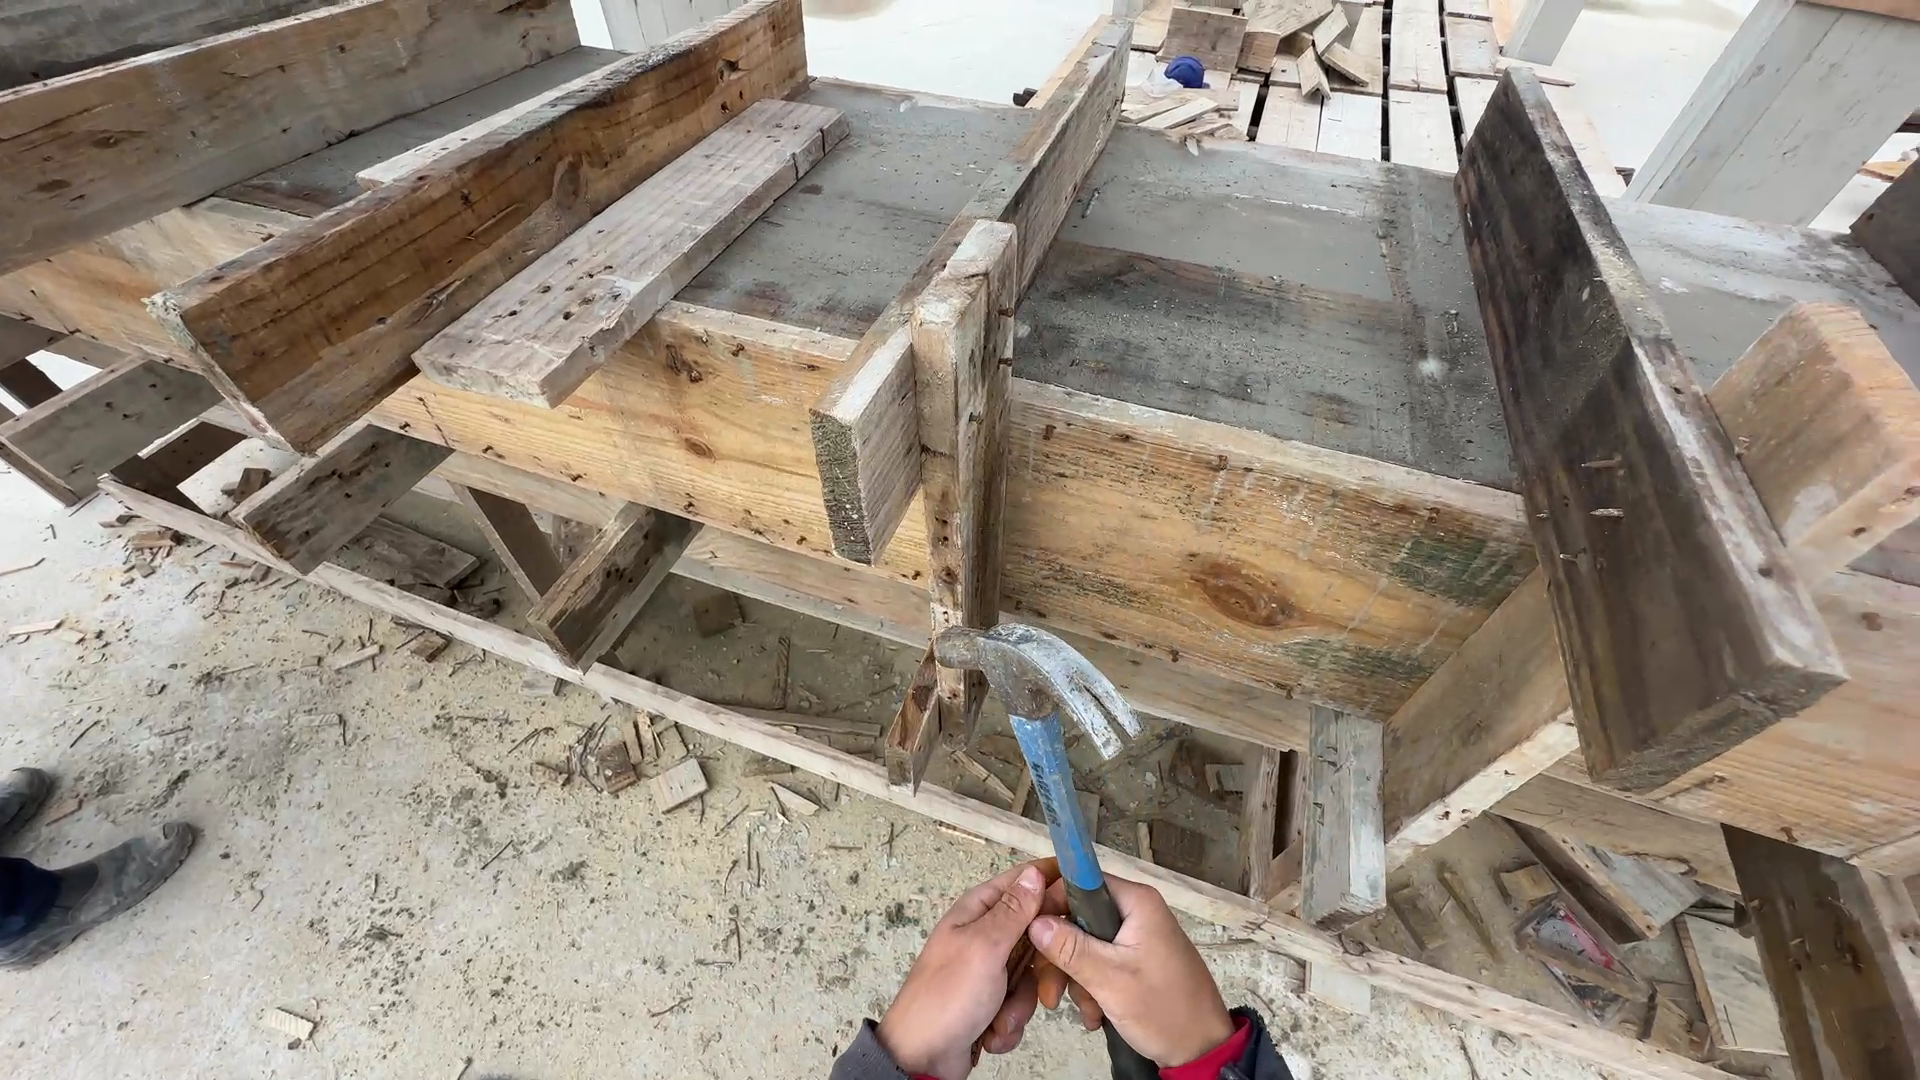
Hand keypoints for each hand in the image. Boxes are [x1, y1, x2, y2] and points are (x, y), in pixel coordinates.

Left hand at [876, 860, 1054, 1079]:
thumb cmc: (947, 996)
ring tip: (1001, 1019)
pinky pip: (1020, 1001)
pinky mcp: (993, 998)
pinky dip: (1010, 1021)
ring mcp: (989, 966)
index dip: (1055, 887)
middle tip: (1047, 991)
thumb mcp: (985, 947)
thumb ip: (1014, 910)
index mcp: (980, 908)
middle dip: (1042, 968)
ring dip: (1021, 1003)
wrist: (922, 1058)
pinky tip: (991, 1032)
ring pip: (1032, 973)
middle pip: (1037, 933)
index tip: (1082, 907)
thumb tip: (1034, 872)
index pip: (1025, 880)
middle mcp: (986, 932)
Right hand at [1026, 874, 1233, 1066]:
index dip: (1052, 903)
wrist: (1204, 1054)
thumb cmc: (1163, 1009)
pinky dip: (1093, 985)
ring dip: (1078, 977)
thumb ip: (1070, 948)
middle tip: (1053, 991)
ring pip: (1087, 942)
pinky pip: (1102, 960)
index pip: (1080, 881)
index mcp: (1135, 901)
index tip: (1032, 932)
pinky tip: (1095, 1013)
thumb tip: (1033, 921)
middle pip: (1080, 916)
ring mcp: (1137, 935)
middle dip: (1063, 955)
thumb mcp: (1110, 980)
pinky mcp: (1138, 958)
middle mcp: (1136, 910)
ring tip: (1085, 1011)